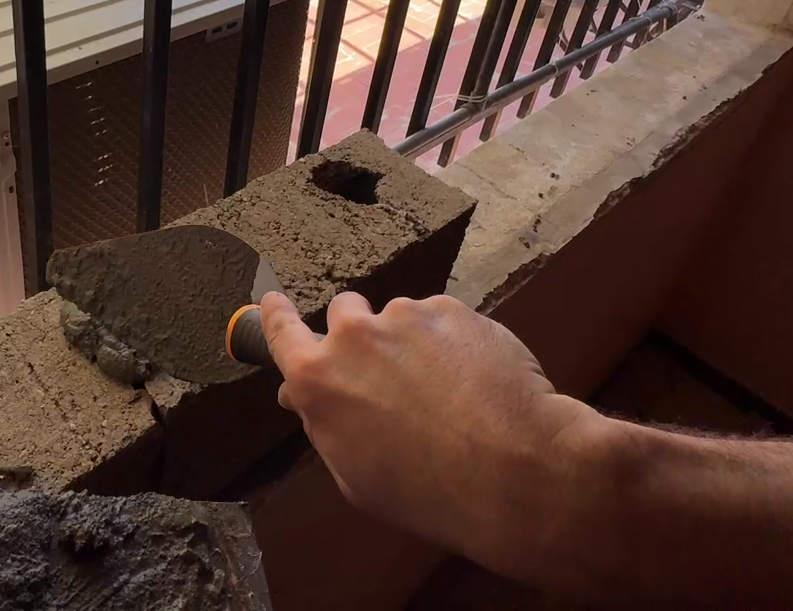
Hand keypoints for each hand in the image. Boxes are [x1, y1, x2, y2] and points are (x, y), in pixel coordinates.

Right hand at [259, 290, 605, 577]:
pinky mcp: (450, 308)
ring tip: (448, 389)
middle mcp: (353, 336)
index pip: (281, 331)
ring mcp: (404, 315)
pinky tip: (477, 381)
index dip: (276, 314)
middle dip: (361, 334)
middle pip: (345, 313)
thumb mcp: (357, 476)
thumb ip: (323, 422)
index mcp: (320, 379)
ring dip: (413, 341)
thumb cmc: (429, 492)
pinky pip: (442, 319)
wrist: (518, 475)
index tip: (274, 302)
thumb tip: (300, 392)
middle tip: (392, 371)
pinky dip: (453, 341)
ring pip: (399, 317)